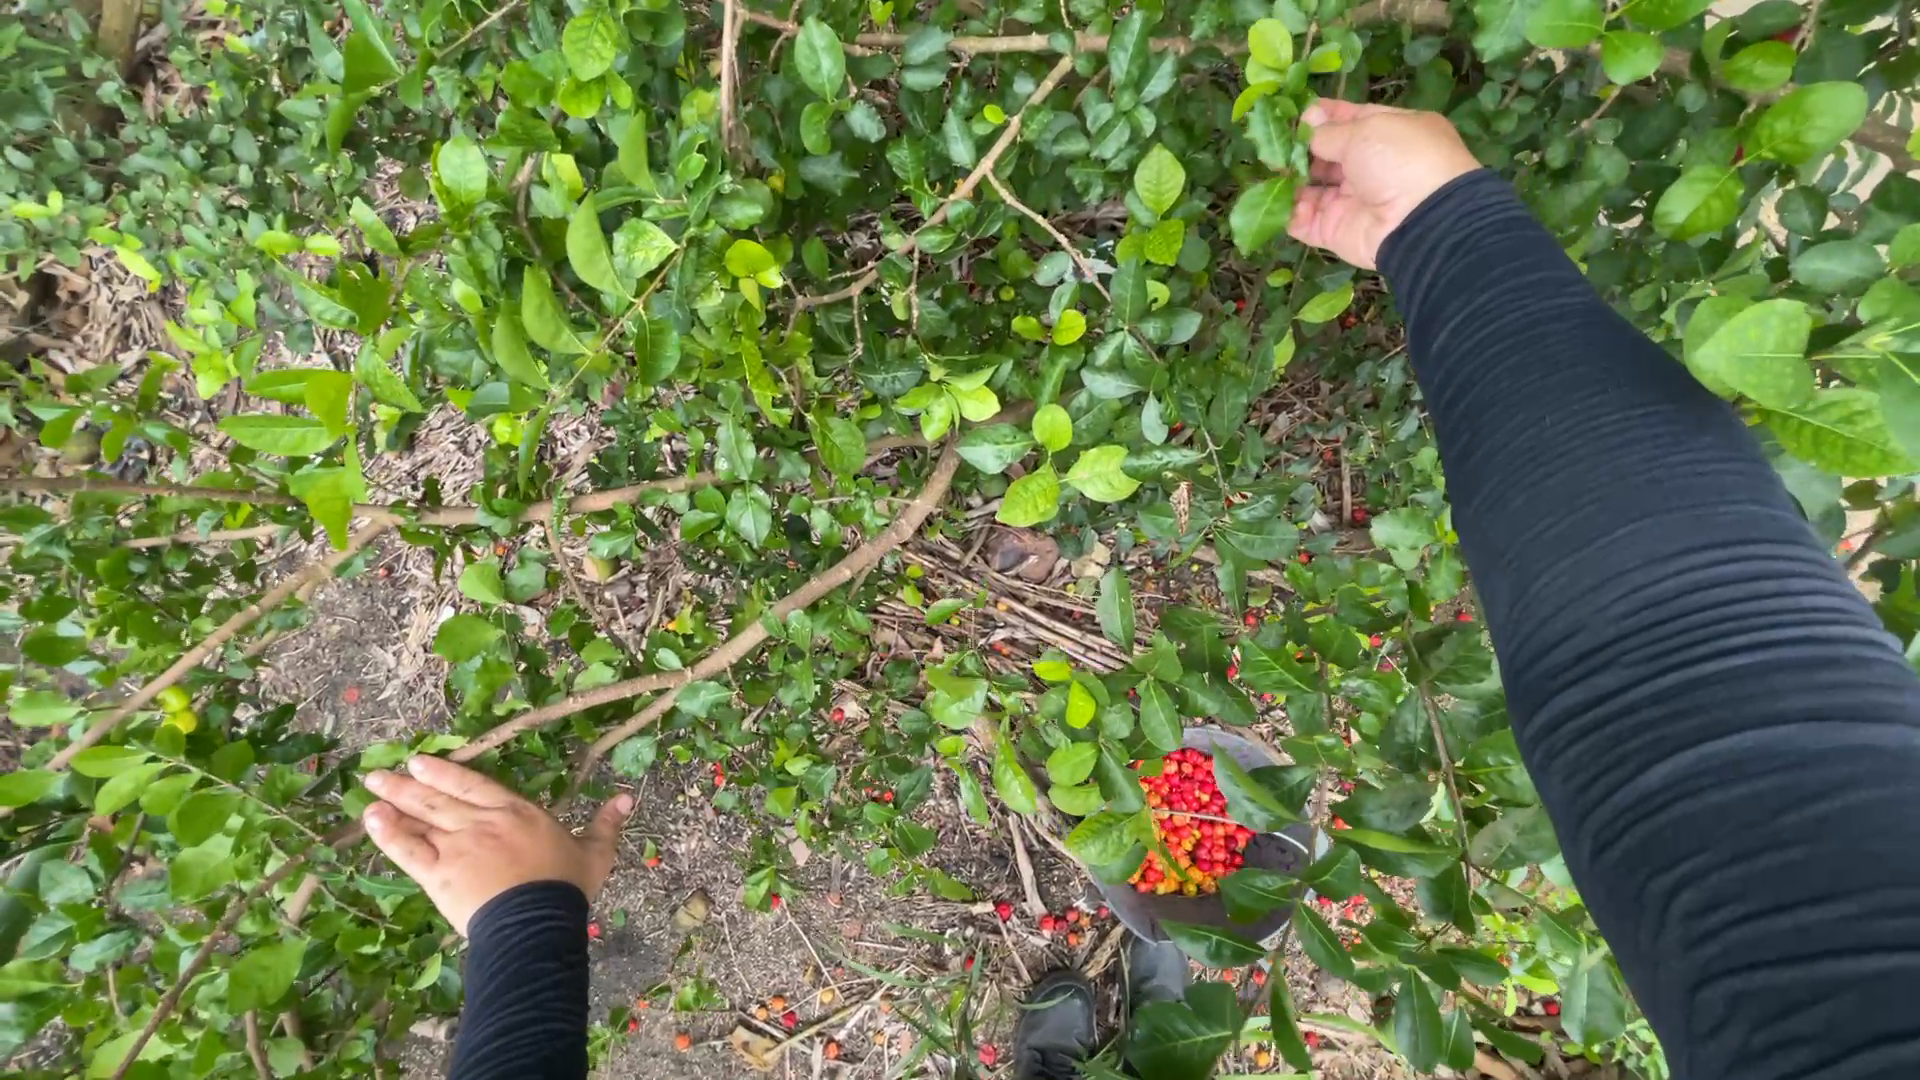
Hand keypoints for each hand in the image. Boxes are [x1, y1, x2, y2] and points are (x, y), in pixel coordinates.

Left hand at [363, 756, 633, 935]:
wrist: (536, 919)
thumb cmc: (566, 884)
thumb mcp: (595, 851)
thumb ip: (606, 823)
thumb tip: (628, 796)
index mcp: (518, 812)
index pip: (477, 785)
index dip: (449, 773)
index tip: (424, 761)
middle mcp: (483, 822)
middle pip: (441, 798)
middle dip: (412, 782)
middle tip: (385, 769)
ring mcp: (458, 846)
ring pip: (421, 818)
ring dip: (395, 801)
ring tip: (370, 787)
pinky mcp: (438, 875)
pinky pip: (408, 851)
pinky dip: (388, 834)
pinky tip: (371, 820)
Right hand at [1286, 100, 1481, 269]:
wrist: (1417, 219)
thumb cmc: (1399, 160)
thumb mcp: (1365, 131)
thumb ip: (1330, 131)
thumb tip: (1307, 120)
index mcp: (1387, 135)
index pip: (1350, 121)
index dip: (1324, 116)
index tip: (1297, 114)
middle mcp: (1368, 167)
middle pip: (1326, 157)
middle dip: (1301, 152)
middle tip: (1275, 148)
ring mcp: (1350, 201)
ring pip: (1311, 190)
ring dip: (1291, 183)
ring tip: (1274, 175)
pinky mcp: (1335, 231)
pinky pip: (1305, 223)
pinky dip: (1292, 215)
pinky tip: (1286, 205)